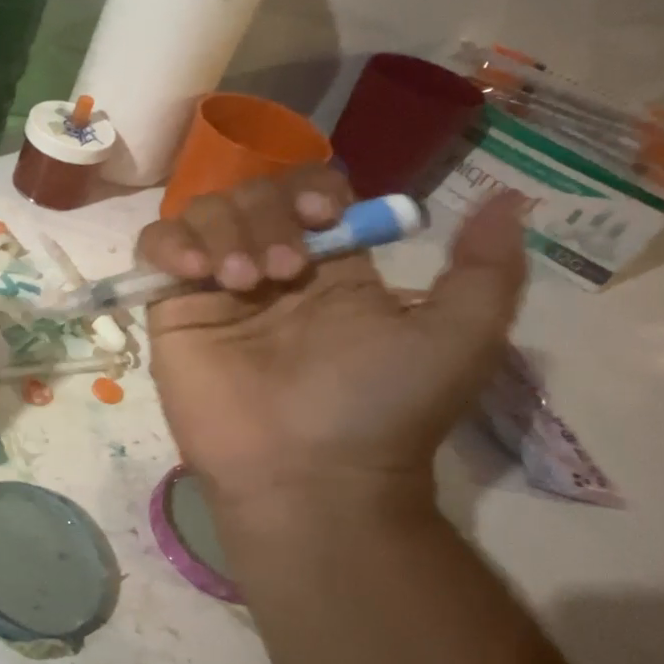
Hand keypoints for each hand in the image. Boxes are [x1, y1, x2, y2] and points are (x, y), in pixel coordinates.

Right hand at [138, 167, 528, 513]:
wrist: (304, 474)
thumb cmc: (377, 408)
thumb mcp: (455, 342)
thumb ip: (483, 273)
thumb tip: (510, 200)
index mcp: (333, 266)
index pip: (311, 192)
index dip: (311, 190)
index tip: (322, 219)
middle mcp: (270, 264)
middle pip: (253, 192)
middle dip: (266, 216)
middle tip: (279, 272)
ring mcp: (215, 283)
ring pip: (203, 209)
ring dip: (221, 230)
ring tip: (238, 281)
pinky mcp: (170, 303)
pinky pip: (154, 244)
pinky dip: (170, 242)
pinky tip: (193, 272)